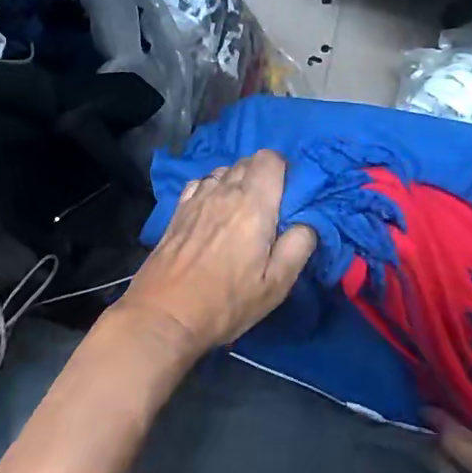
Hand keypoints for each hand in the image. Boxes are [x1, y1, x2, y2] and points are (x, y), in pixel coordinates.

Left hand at [121, 149, 317, 354]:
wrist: (164, 314)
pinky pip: (201, 184)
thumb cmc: (226, 302)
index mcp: (253, 204)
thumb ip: (298, 246)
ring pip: (223, 171)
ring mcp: (196, 198)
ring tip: (241, 213)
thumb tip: (307, 223)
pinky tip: (213, 214)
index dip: (283, 170)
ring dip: (236, 183)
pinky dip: (212, 190)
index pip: (270, 158)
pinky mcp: (177, 210)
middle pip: (247, 161)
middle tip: (269, 209)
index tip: (289, 196)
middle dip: (262, 176)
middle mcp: (223, 191)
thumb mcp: (276, 285)